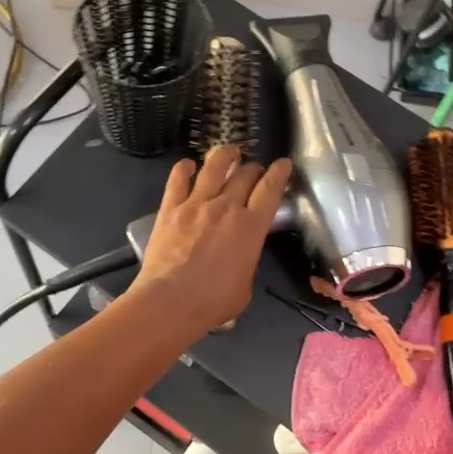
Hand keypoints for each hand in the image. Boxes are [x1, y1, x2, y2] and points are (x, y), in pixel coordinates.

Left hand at [130, 146, 291, 334]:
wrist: (170, 301)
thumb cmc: (213, 301)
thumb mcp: (245, 286)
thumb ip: (247, 263)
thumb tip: (241, 258)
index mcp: (251, 227)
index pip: (270, 189)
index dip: (279, 173)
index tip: (283, 165)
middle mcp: (226, 207)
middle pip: (245, 174)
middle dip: (254, 168)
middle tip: (254, 170)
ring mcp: (196, 204)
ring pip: (214, 166)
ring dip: (225, 155)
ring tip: (230, 152)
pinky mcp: (170, 208)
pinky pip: (178, 179)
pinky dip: (184, 168)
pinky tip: (187, 165)